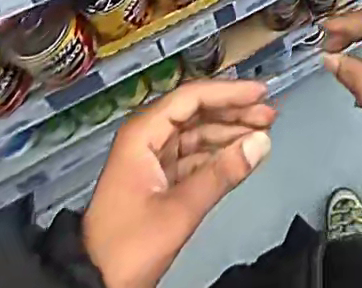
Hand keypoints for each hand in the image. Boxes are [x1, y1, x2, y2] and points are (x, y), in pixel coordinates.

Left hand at [82, 79, 276, 287]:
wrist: (91, 286)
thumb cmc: (128, 247)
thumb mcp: (178, 211)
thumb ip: (221, 174)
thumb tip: (261, 142)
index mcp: (144, 132)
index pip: (192, 97)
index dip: (228, 92)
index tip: (260, 92)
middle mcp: (148, 137)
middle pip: (196, 112)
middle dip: (233, 111)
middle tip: (270, 114)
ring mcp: (152, 158)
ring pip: (197, 134)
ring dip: (229, 133)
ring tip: (263, 132)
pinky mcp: (158, 180)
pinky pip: (193, 156)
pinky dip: (217, 155)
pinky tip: (240, 157)